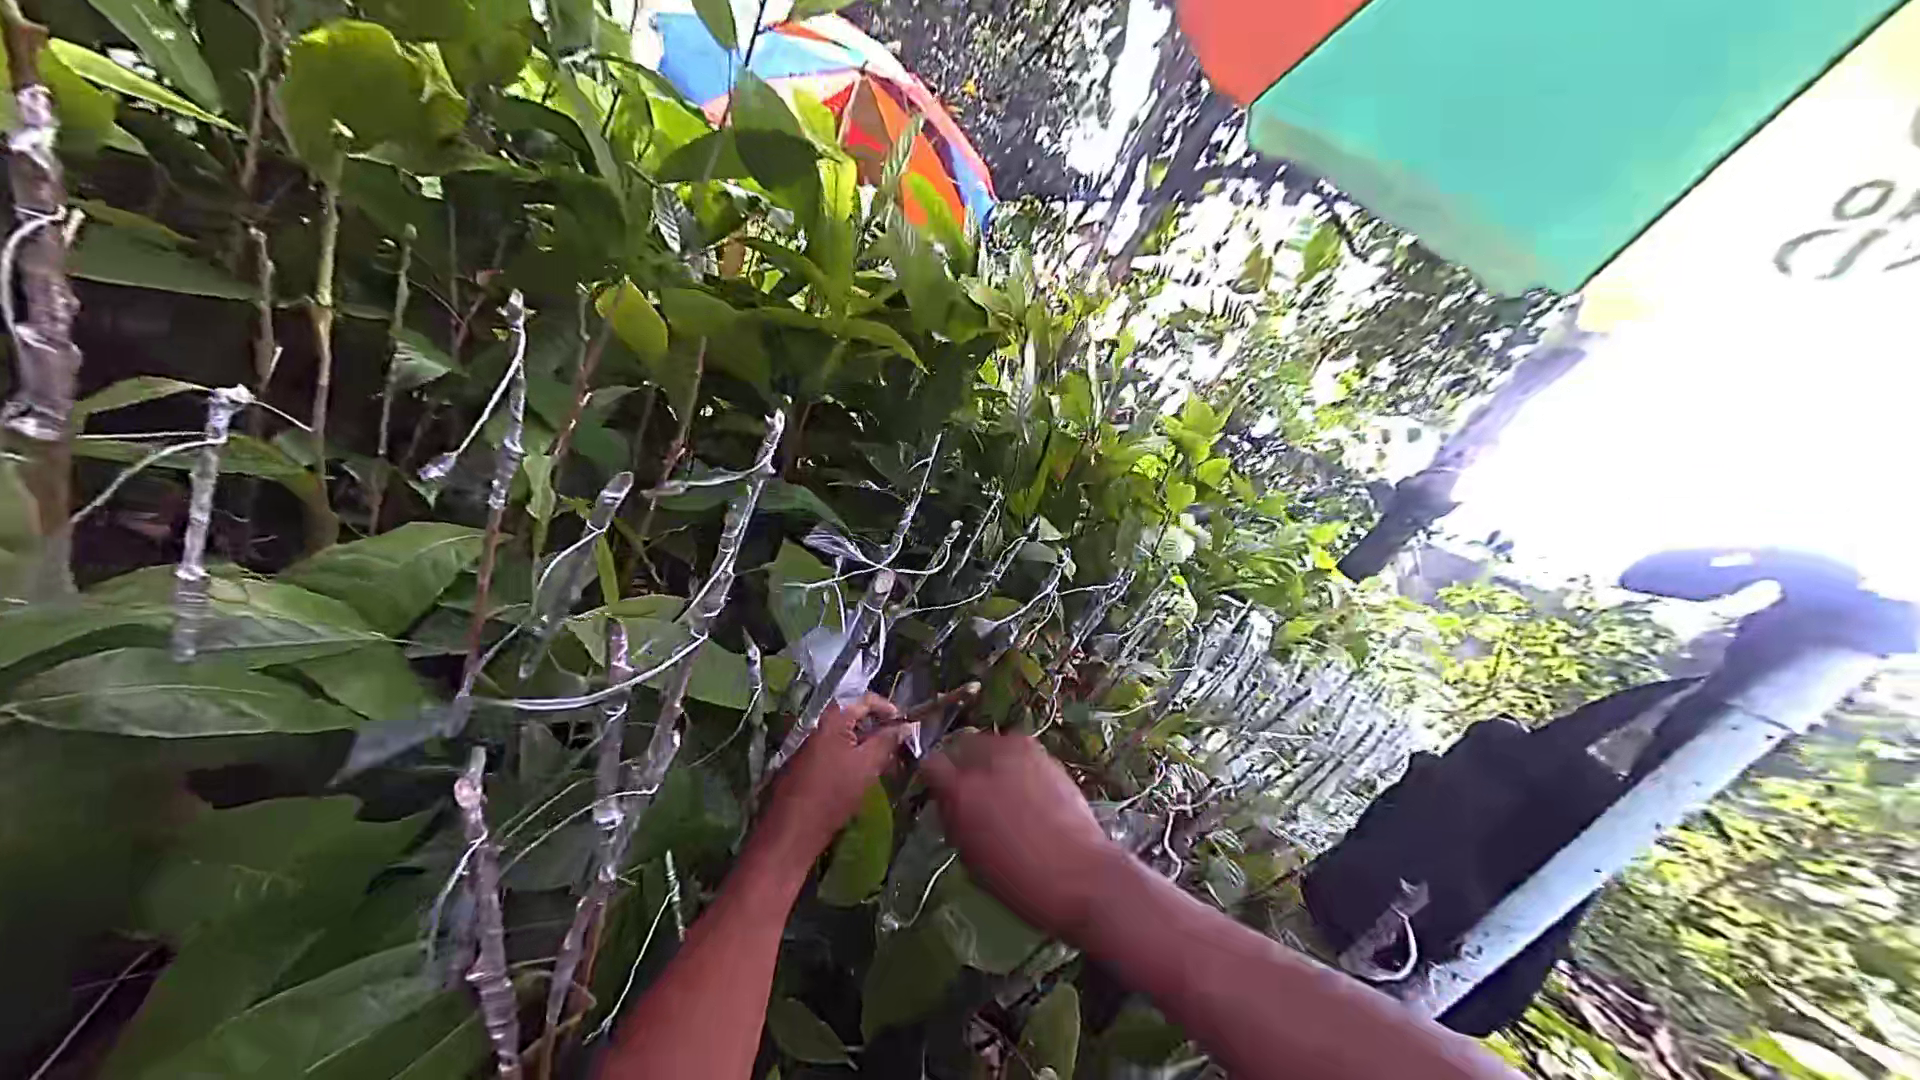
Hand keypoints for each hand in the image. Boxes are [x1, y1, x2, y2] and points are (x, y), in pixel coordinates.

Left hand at [757, 693, 906, 861]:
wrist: (793, 829)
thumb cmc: (833, 793)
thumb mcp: (868, 765)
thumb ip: (888, 741)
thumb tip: (906, 725)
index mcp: (833, 719)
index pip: (865, 700)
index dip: (888, 707)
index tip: (905, 722)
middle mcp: (818, 725)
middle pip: (854, 716)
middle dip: (878, 727)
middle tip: (896, 743)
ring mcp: (809, 744)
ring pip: (844, 735)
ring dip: (865, 743)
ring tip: (883, 760)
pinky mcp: (805, 763)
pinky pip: (834, 749)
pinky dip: (851, 754)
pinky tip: (862, 773)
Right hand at [921, 731, 1125, 939]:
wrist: (1080, 875)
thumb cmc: (1019, 880)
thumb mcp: (971, 857)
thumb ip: (955, 820)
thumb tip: (949, 803)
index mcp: (961, 790)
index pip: (932, 765)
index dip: (935, 780)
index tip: (942, 795)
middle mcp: (987, 760)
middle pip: (962, 746)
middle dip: (963, 764)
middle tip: (973, 792)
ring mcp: (1020, 752)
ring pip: (992, 743)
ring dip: (990, 760)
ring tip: (1002, 788)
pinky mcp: (1046, 754)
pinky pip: (1019, 751)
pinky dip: (1016, 764)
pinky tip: (1027, 791)